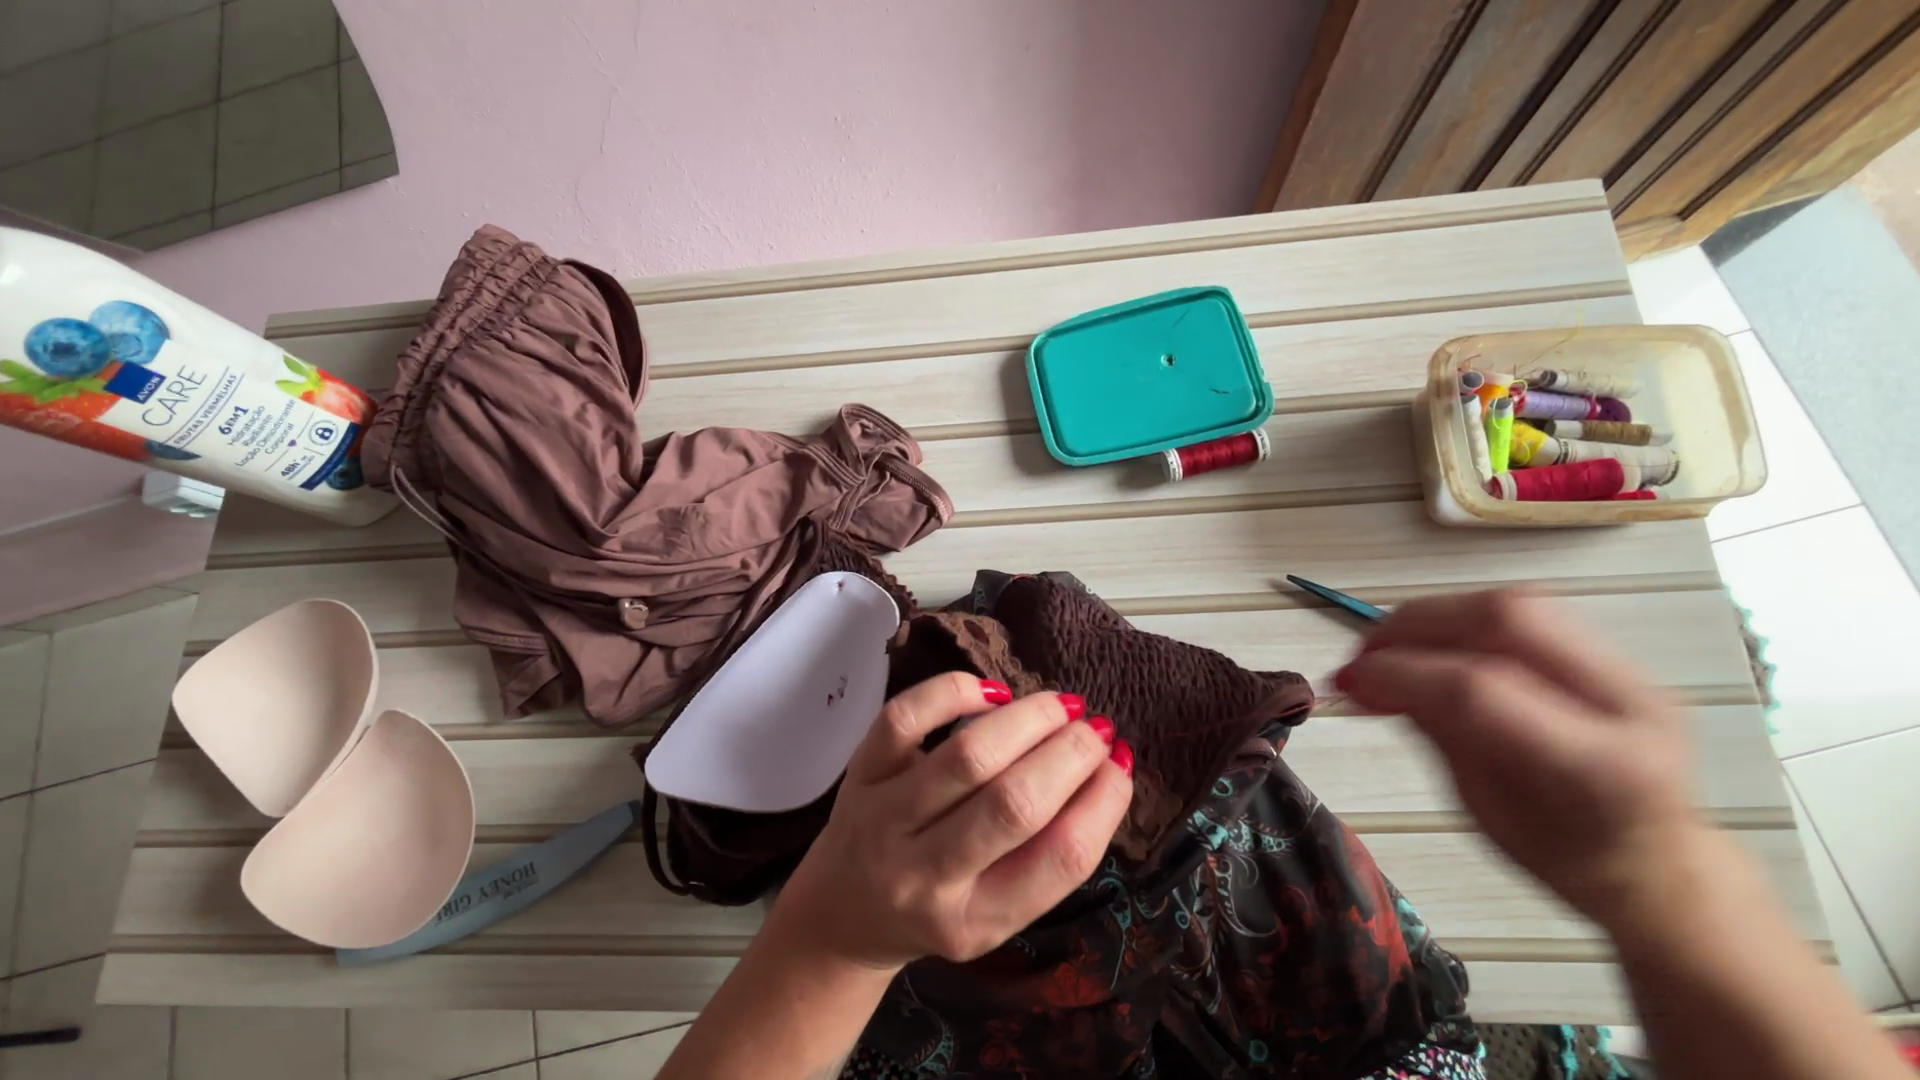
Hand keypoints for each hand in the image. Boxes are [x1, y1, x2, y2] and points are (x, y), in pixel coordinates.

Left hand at [768, 673, 1134, 971]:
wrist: (842, 915)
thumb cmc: (936, 909)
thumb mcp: (996, 912)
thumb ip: (1049, 855)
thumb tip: (1108, 767)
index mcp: (977, 921)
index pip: (1059, 860)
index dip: (1104, 803)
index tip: (1120, 763)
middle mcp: (926, 877)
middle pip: (1013, 804)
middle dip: (1070, 755)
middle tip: (1097, 728)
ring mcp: (884, 822)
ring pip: (966, 757)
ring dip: (1027, 720)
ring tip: (1060, 707)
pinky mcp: (859, 775)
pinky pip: (904, 719)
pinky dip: (954, 692)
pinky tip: (992, 693)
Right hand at [1334, 589, 1699, 928]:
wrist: (1661, 864)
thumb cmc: (1565, 858)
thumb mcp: (1485, 810)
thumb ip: (1440, 734)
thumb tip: (1375, 679)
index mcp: (1596, 765)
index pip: (1480, 688)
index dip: (1400, 673)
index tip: (1347, 682)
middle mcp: (1626, 701)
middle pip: (1507, 617)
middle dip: (1416, 624)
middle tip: (1364, 654)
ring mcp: (1627, 669)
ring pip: (1513, 603)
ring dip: (1433, 618)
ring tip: (1388, 648)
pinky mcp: (1610, 654)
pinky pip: (1523, 614)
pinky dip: (1460, 622)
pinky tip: (1428, 648)